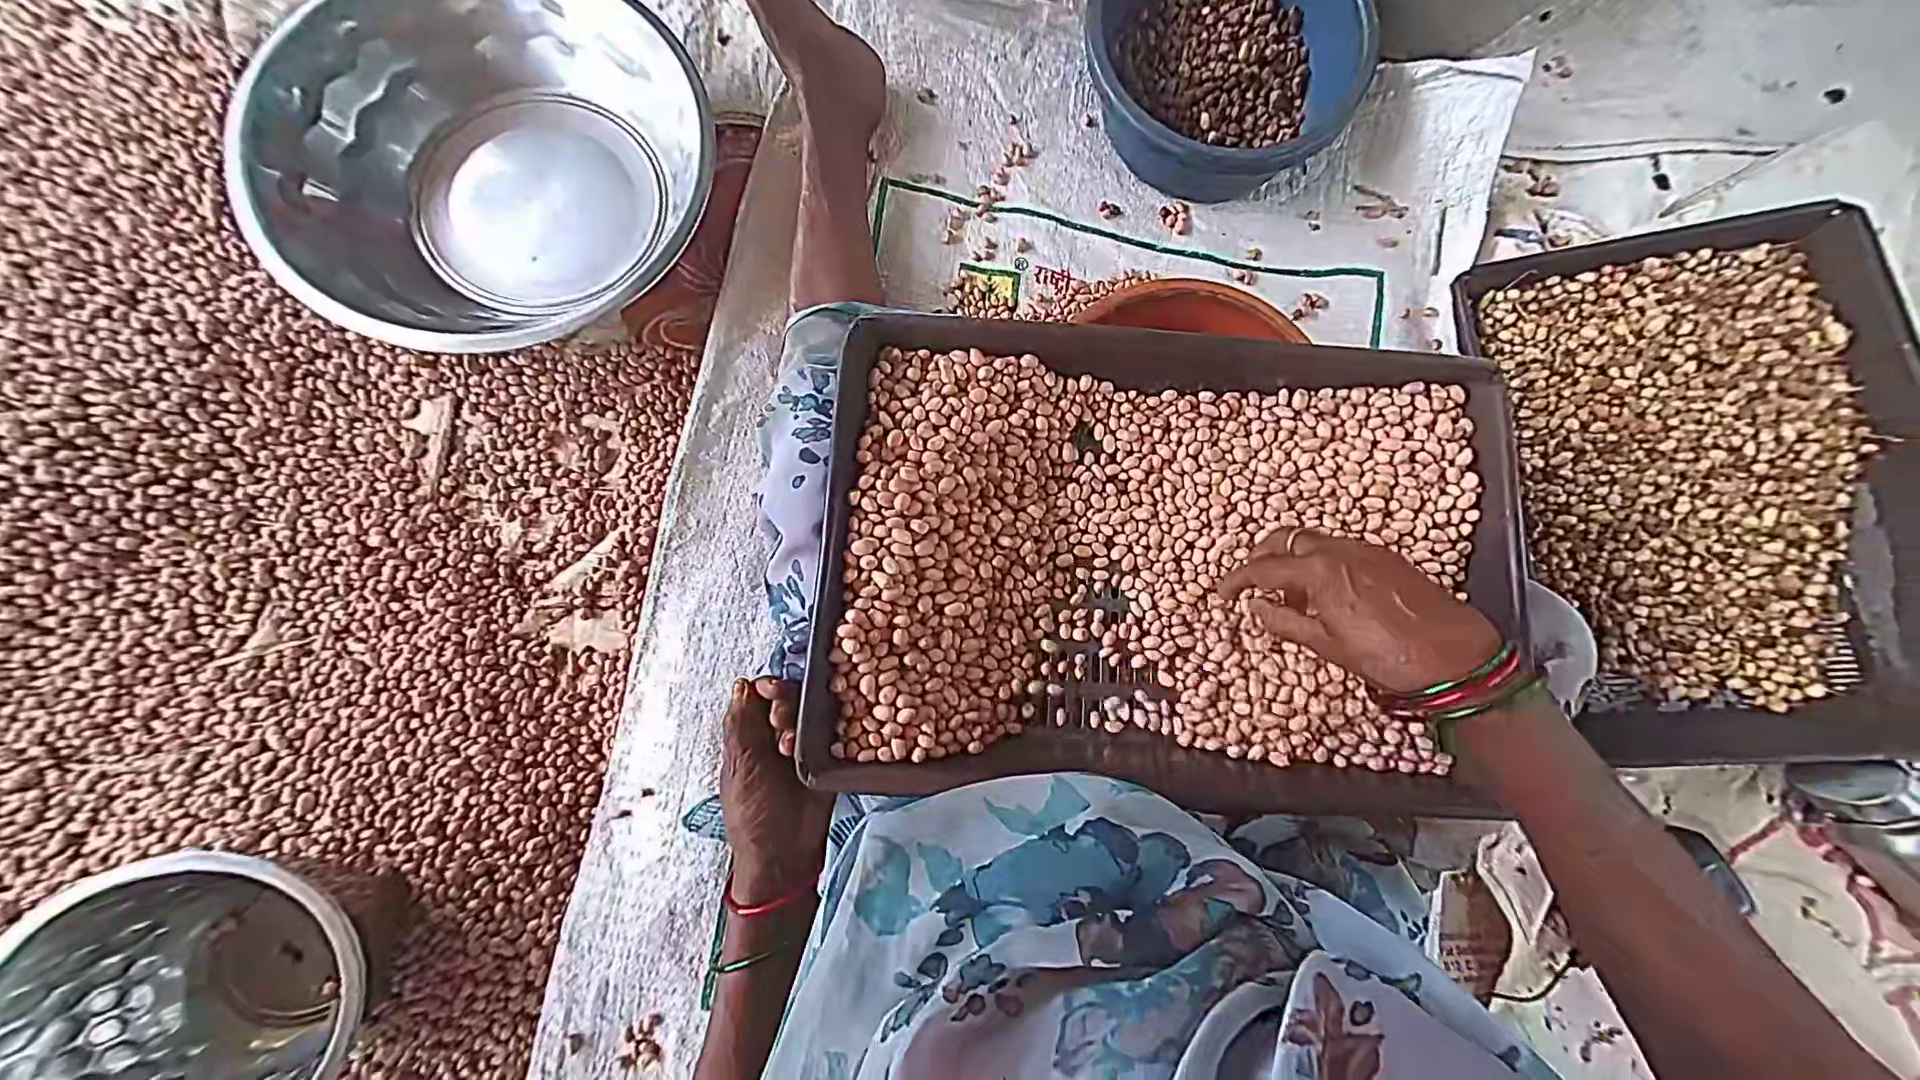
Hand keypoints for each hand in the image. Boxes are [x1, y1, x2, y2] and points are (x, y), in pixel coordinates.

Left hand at [719, 678, 831, 904]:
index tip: (771, 691)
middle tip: (781, 727)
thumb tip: (741, 684)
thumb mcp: (739, 767)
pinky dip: (832, 729)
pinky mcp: (829, 755)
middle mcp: (779, 733)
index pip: (762, 693)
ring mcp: (806, 744)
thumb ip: (740, 724)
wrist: (783, 853)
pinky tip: (823, 743)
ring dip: (803, 722)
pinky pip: (835, 731)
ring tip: (791, 748)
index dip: (768, 687)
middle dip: (786, 704)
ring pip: (813, 711)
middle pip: (790, 697)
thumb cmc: (752, 814)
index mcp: (751, 733)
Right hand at [1216, 528, 1501, 693]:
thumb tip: (1257, 608)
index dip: (1238, 580)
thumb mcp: (1326, 645)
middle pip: (1285, 539)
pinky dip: (1321, 563)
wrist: (1459, 660)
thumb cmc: (1392, 657)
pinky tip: (1325, 593)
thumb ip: (1284, 622)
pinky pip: (1341, 550)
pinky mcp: (1388, 560)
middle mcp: (1342, 552)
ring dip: (1292, 560)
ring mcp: (1367, 552)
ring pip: (1314, 542)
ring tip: (1290, 595)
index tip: (1226, 593)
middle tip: (1252, 581)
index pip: (1263, 568)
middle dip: (1262, 557)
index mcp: (1320, 572)